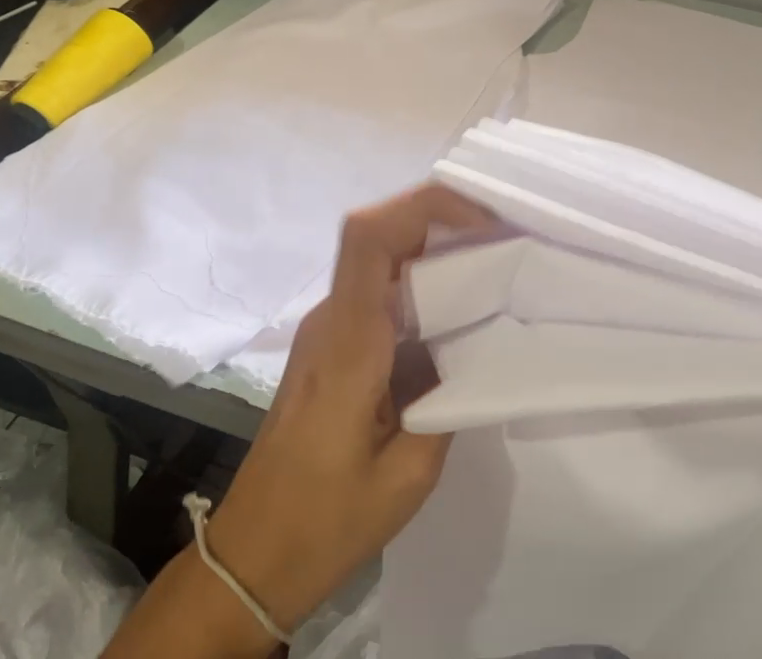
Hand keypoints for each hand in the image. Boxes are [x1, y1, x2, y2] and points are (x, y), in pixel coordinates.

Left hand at [105, 185, 491, 658]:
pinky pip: (379, 297)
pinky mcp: (329, 351)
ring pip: (382, 264)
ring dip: (436, 254)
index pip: (371, 238)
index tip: (485, 219)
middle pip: (380, 237)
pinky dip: (423, 289)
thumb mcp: (409, 473)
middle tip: (508, 240)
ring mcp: (325, 334)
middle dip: (444, 223)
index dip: (426, 206)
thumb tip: (476, 350)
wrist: (252, 556)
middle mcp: (331, 323)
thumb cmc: (326, 522)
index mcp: (348, 344)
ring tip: (498, 270)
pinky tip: (463, 316)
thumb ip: (448, 400)